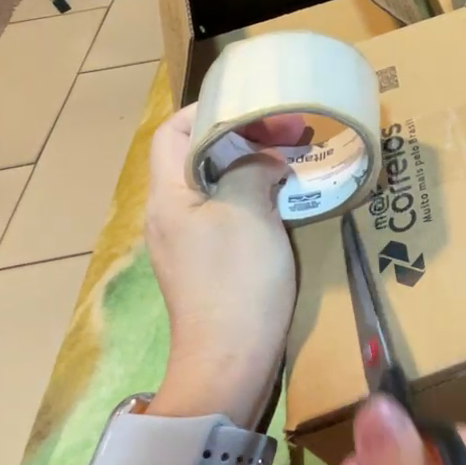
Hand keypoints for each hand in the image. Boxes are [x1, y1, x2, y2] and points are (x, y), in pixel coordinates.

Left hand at [144, 104, 306, 425]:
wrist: (230, 360)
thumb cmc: (236, 280)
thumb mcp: (248, 210)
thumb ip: (252, 169)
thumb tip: (264, 163)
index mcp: (168, 195)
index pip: (174, 131)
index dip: (210, 108)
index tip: (257, 104)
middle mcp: (171, 212)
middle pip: (199, 153)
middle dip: (246, 133)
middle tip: (294, 130)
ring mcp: (189, 239)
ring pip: (218, 180)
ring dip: (255, 161)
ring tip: (297, 156)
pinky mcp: (210, 260)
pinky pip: (229, 208)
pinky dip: (256, 190)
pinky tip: (287, 195)